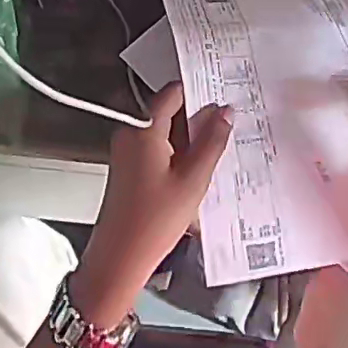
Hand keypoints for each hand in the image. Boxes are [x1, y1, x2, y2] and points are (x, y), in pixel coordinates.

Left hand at [73, 83, 231, 321]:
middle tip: (227, 123)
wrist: (120, 257)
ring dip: (188, 138)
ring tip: (217, 149)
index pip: (171, 93)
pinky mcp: (128, 168)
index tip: (222, 93)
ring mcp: (126, 151)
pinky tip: (197, 170)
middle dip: (196, 117)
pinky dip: (177, 153)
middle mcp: (129, 134)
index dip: (198, 91)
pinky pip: (156, 149)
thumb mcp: (193, 179)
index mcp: (142, 129)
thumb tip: (224, 112)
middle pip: (167, 112)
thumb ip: (211, 141)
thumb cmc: (153, 221)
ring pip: (163, 132)